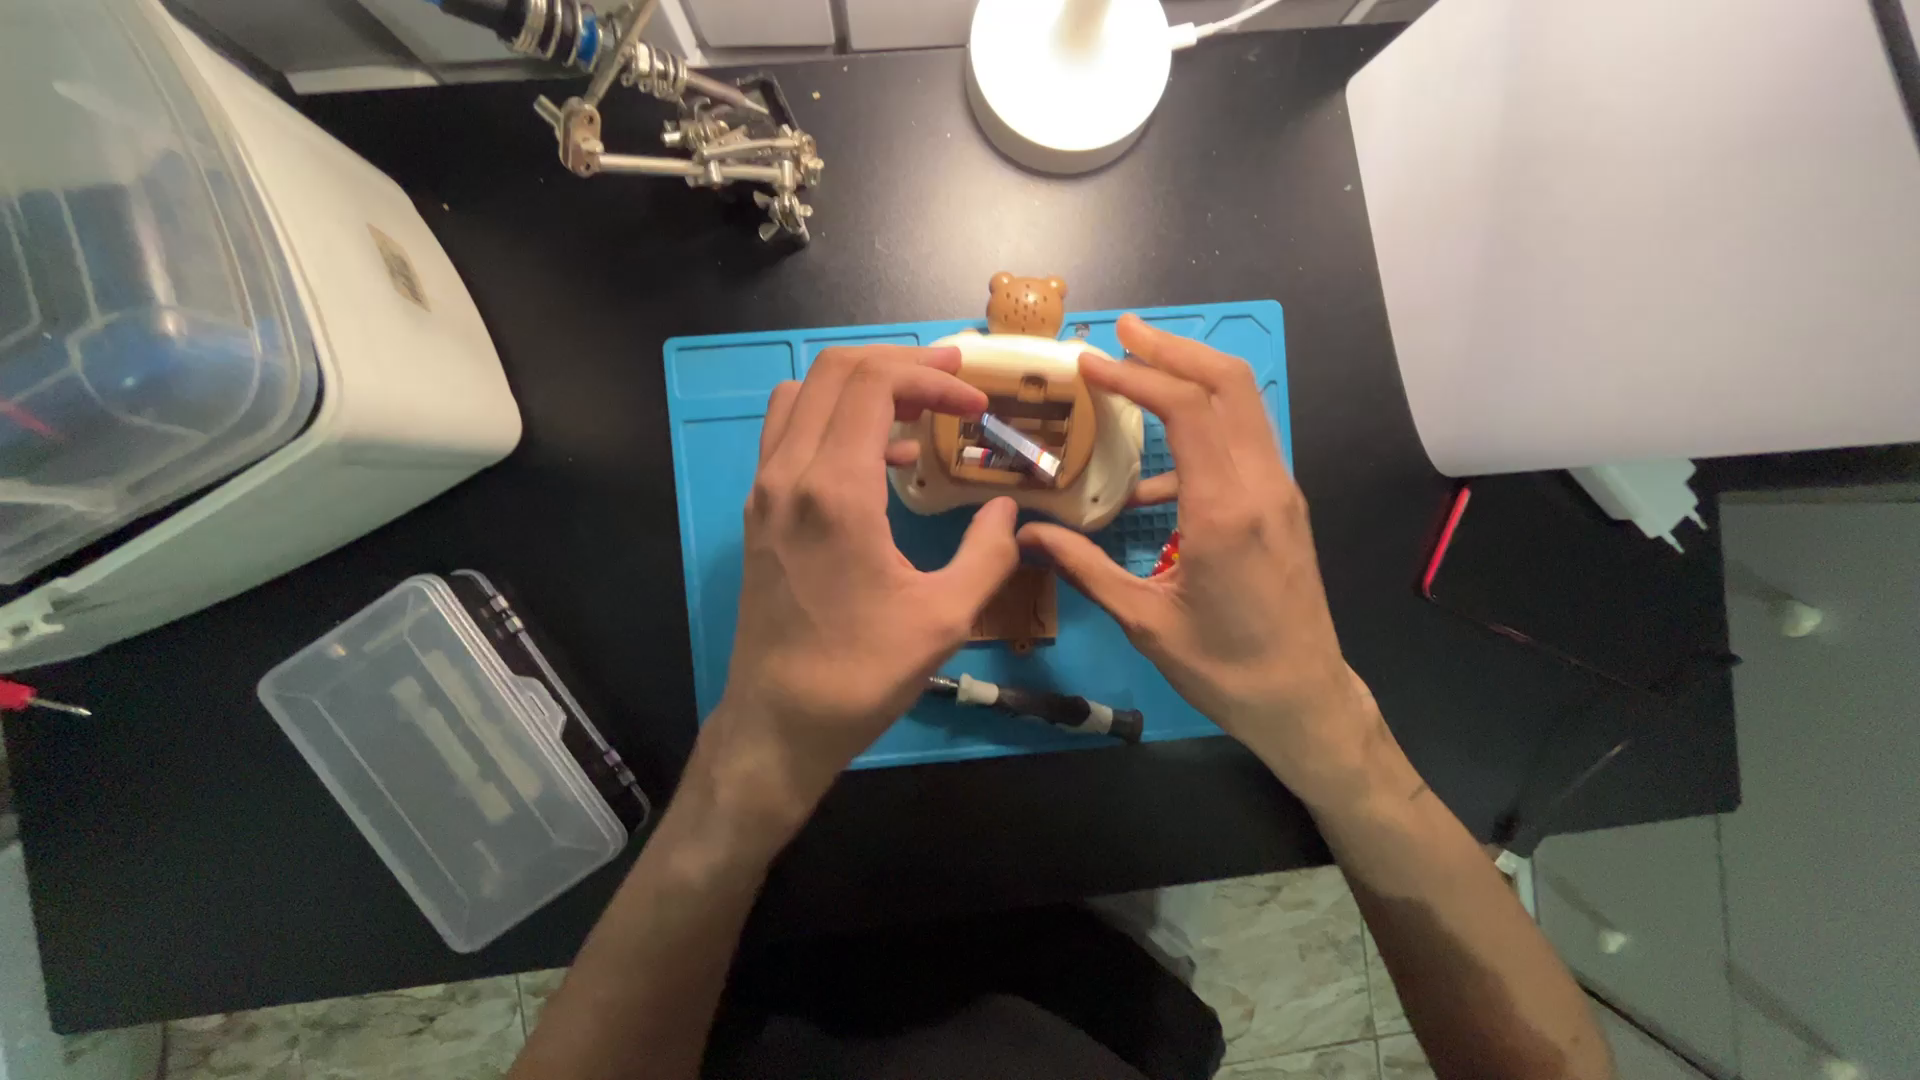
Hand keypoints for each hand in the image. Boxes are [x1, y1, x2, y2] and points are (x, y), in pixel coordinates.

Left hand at [700, 346, 1019, 837]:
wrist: (779, 723)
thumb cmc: (862, 674)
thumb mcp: (945, 619)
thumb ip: (988, 555)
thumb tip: (1009, 514)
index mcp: (834, 491)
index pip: (874, 385)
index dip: (932, 379)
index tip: (976, 405)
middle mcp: (788, 476)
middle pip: (834, 373)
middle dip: (899, 366)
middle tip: (952, 382)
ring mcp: (764, 494)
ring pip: (802, 396)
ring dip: (859, 388)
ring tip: (917, 412)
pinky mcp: (758, 515)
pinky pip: (790, 436)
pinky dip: (833, 422)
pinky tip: (880, 460)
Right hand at [1018, 315, 1381, 808]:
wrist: (1302, 698)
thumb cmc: (1222, 667)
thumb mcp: (1144, 620)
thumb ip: (1085, 568)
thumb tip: (1029, 534)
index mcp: (1225, 511)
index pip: (1186, 410)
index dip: (1136, 376)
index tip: (1091, 362)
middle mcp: (1261, 486)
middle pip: (1227, 384)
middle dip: (1173, 349)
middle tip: (1122, 332)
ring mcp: (1280, 491)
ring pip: (1244, 405)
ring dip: (1193, 375)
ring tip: (1137, 371)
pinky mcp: (1283, 504)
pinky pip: (1243, 442)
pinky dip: (1202, 426)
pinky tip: (1155, 472)